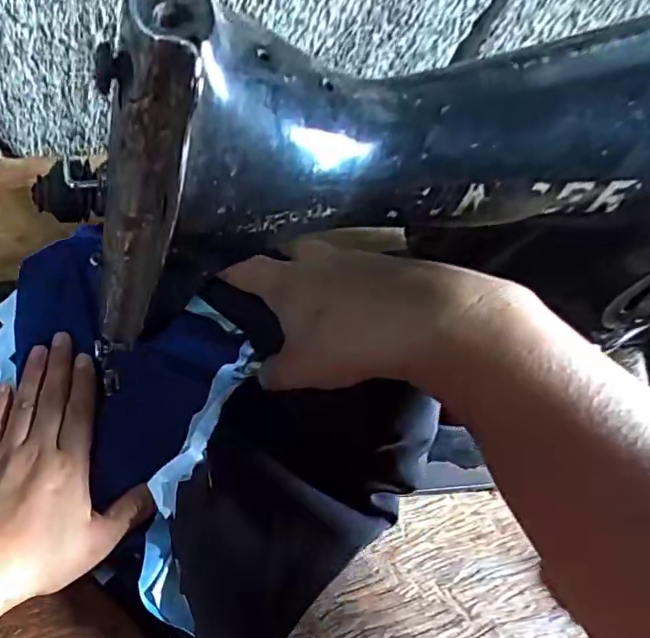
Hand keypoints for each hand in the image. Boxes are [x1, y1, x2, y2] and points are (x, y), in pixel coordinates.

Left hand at [0, 332, 153, 609]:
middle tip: (61, 336)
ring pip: (23, 404)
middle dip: (57, 366)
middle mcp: (39, 449)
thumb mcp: (97, 542)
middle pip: (51, 400)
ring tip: (38, 349)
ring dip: (31, 375)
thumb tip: (154, 490)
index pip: (80, 415)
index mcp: (72, 465)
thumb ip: (126, 513)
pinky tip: (4, 386)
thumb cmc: (44, 556)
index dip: (84, 384)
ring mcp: (6, 452)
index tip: (85, 357)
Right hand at [221, 240, 548, 392]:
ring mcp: (358, 257)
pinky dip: (342, 287)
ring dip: (311, 276)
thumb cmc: (352, 341)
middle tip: (264, 291)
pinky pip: (352, 272)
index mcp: (287, 281)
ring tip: (305, 302)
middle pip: (285, 252)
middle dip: (272, 266)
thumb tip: (264, 373)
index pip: (244, 270)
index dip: (225, 276)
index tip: (211, 283)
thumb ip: (274, 372)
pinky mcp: (391, 266)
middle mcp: (318, 260)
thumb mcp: (300, 370)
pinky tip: (346, 309)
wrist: (437, 320)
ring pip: (322, 260)